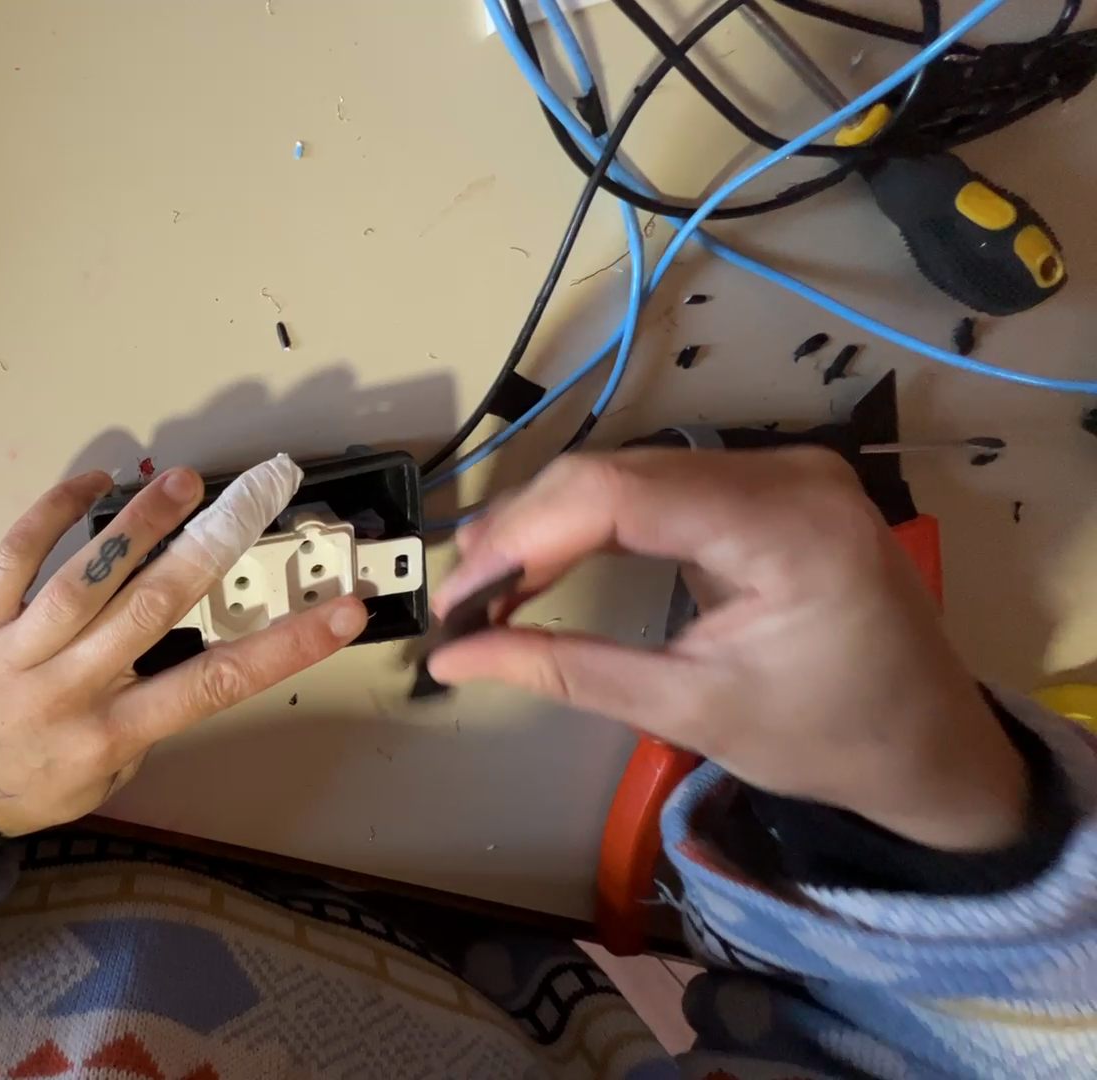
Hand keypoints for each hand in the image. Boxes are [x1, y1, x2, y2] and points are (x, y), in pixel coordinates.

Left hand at [0, 467, 368, 836]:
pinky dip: (52, 515)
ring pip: (85, 577)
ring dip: (139, 522)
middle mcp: (70, 688)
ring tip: (183, 481)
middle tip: (255, 499)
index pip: (213, 687)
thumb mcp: (106, 779)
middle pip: (151, 611)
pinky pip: (14, 557)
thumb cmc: (33, 786)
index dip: (284, 648)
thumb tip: (177, 657)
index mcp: (113, 734)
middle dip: (211, 550)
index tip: (342, 612)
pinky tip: (92, 482)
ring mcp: (18, 649)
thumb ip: (144, 722)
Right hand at [428, 448, 1026, 851]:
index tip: (459, 598)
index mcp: (786, 528)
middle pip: (601, 474)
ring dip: (532, 526)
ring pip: (605, 473)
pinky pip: (629, 485)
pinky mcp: (743, 485)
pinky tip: (530, 558)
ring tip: (482, 583)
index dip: (518, 537)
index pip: (614, 494)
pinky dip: (568, 523)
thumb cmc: (825, 738)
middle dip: (515, 534)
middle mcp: (778, 474)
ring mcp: (764, 471)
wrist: (929, 743)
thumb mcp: (684, 710)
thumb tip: (448, 659)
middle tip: (461, 599)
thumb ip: (560, 671)